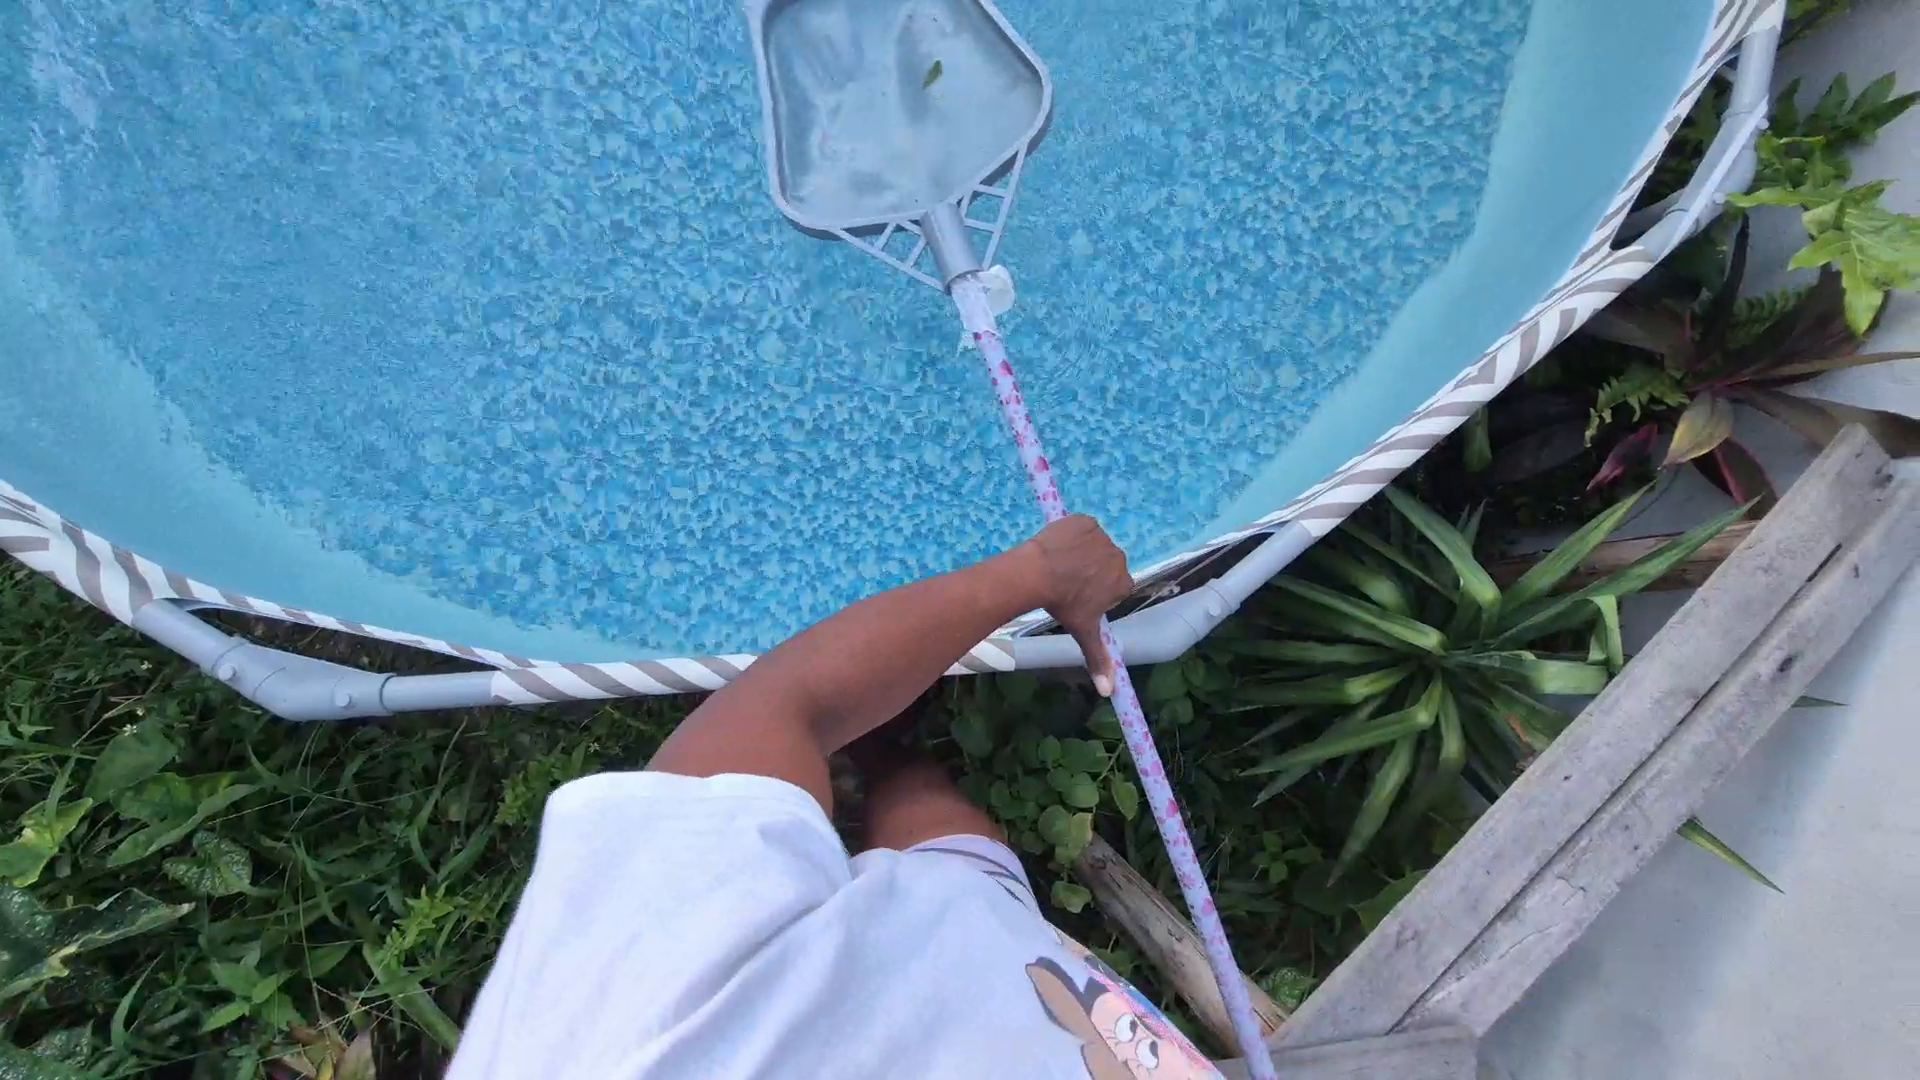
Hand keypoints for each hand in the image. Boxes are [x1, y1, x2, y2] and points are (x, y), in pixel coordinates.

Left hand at [1014, 515, 1132, 694]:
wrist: (1039, 573)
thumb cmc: (1063, 604)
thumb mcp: (1082, 631)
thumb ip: (1098, 659)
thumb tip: (1109, 692)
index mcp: (1124, 582)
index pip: (1114, 587)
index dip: (1095, 591)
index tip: (1078, 595)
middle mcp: (1119, 557)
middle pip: (1104, 565)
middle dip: (1089, 572)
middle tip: (1065, 581)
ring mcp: (1102, 536)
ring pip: (1092, 546)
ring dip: (1079, 553)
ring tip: (1057, 564)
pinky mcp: (1085, 520)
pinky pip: (1081, 528)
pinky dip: (1071, 534)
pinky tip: (1058, 547)